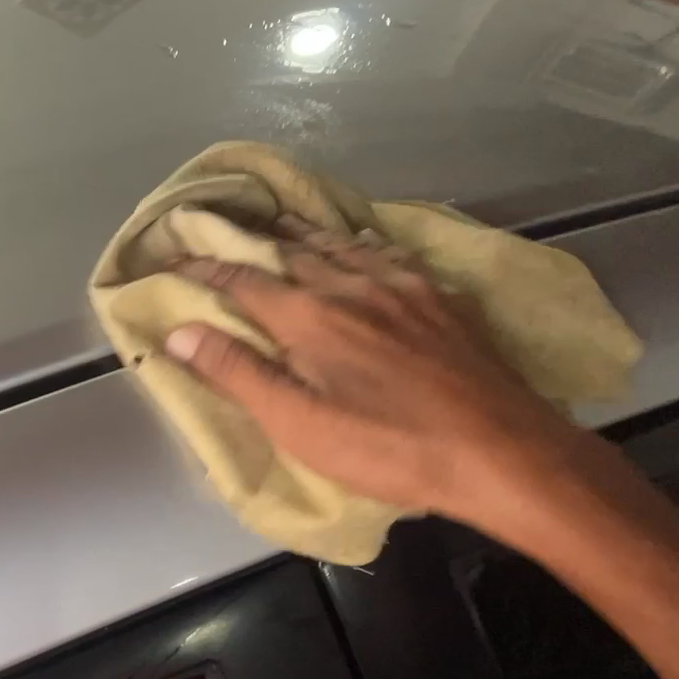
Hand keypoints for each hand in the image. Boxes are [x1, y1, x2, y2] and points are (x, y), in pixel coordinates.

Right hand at [163, 216, 612, 532]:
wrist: (503, 453)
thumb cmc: (386, 447)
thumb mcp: (296, 423)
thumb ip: (237, 374)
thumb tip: (180, 333)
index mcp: (309, 318)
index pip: (243, 282)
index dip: (205, 269)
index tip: (175, 258)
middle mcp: (352, 289)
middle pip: (293, 253)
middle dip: (254, 240)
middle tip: (227, 225)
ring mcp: (403, 290)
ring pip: (342, 247)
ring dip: (305, 235)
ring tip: (284, 225)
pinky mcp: (441, 302)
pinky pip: (390, 256)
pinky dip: (362, 245)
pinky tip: (364, 247)